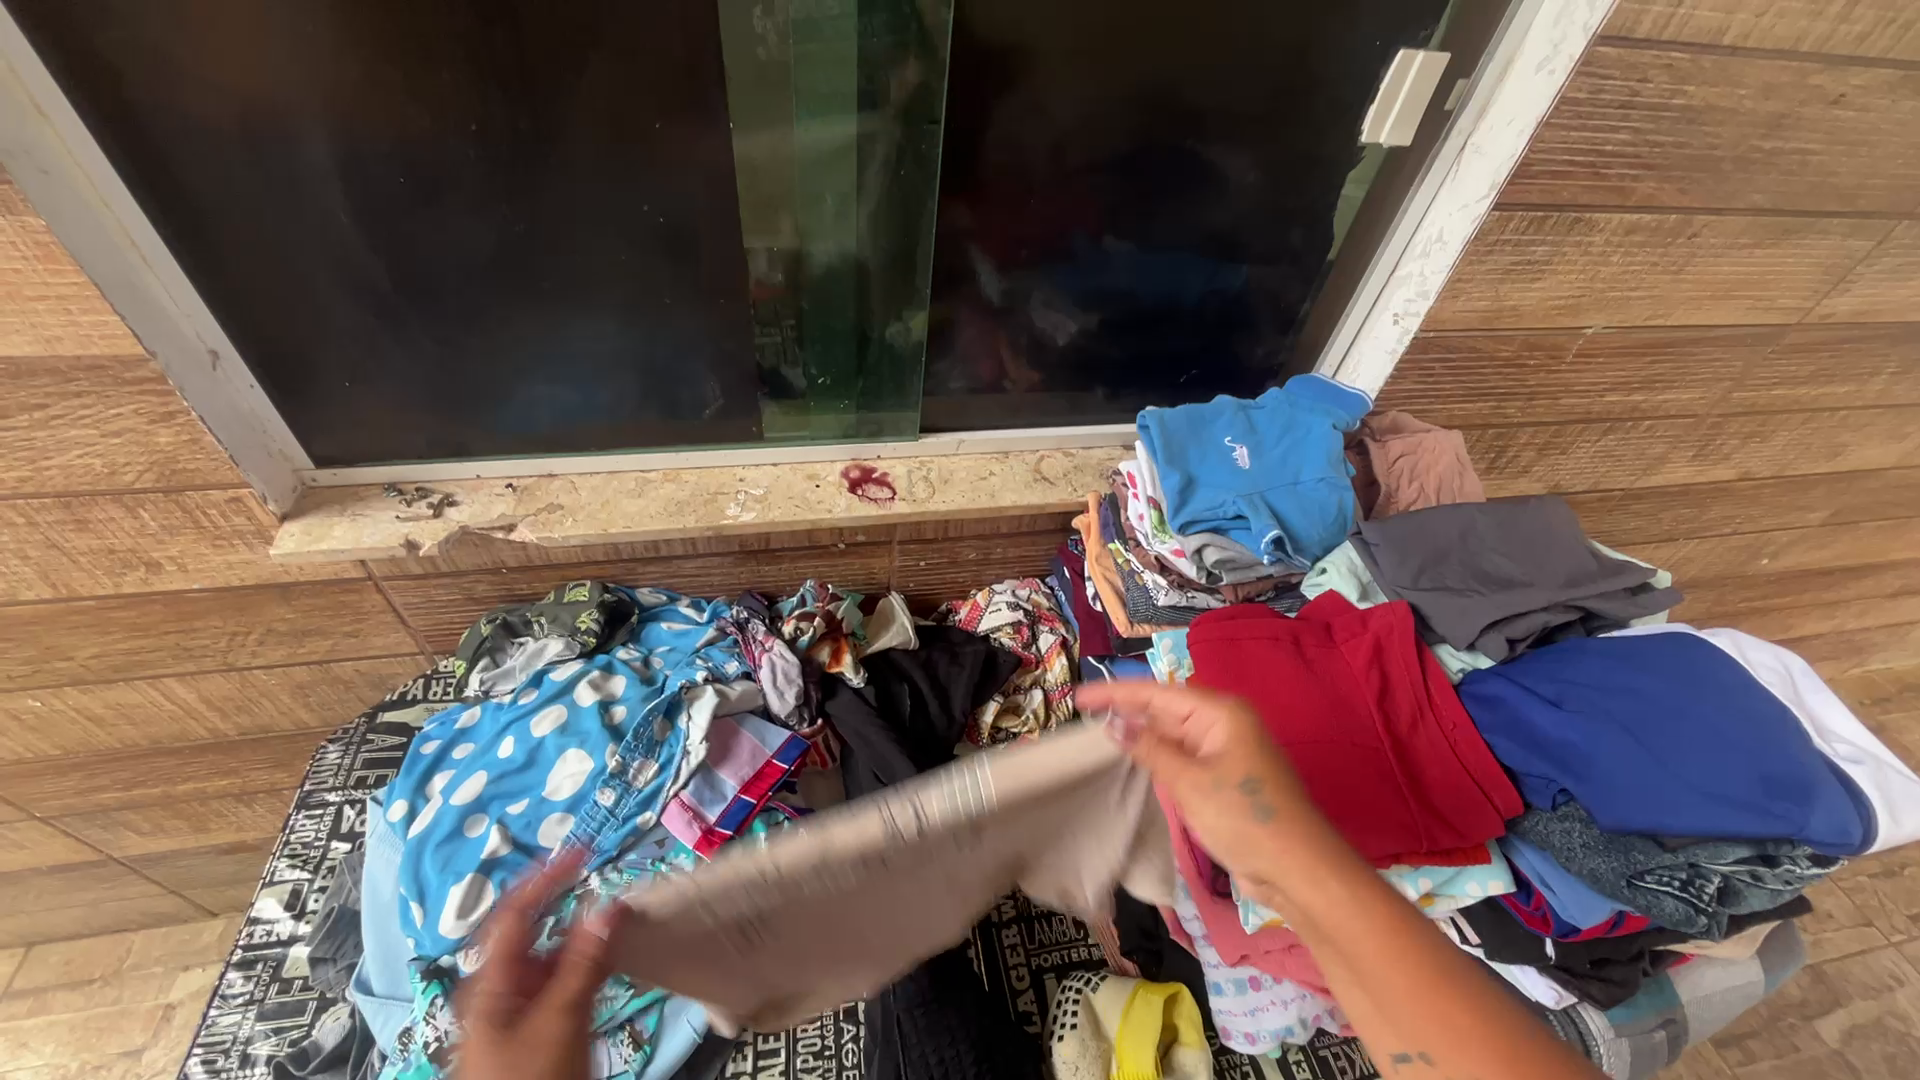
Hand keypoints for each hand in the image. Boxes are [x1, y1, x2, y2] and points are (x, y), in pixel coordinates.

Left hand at [451, 850, 622, 1079]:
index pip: (515, 912)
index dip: (546, 876)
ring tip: (619, 917)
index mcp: (490, 981)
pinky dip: (585, 961)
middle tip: (606, 880)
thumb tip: (611, 904)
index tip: (583, 849)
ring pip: (550, 956)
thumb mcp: (561, 1020)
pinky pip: (560, 980)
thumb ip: (586, 961)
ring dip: (582, 934)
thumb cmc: (530, 1079)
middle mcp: (499, 987)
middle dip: (569, 903)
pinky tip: (611, 956)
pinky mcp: (535, 1026)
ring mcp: (515, 1008)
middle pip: (533, 931)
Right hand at [1077, 680, 1325, 893]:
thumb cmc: (1244, 818)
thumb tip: (1113, 724)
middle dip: (1126, 710)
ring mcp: (1225, 752)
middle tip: (1082, 716)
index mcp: (1220, 713)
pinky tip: (1133, 759)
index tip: (1079, 697)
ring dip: (1139, 733)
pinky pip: (1183, 756)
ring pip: (1172, 734)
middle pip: (1165, 709)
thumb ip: (1149, 749)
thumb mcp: (1189, 781)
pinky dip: (1156, 755)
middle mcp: (1223, 724)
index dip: (1115, 693)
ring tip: (1098, 732)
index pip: (1157, 693)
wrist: (1298, 870)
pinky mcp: (1224, 778)